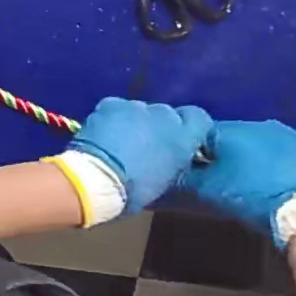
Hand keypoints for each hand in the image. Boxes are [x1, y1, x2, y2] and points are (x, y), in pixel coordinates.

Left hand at [67, 99, 214, 215]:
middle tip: (141, 144)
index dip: (187, 127)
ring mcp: (137, 107)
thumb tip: (167, 157)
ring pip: (139, 110)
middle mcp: (165, 116)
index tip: (176, 139)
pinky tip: (101, 132)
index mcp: (184, 138)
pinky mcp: (111, 104)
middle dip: (156, 126)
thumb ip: (172, 161)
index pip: (198, 119)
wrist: (97, 179)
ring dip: (132, 121)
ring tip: (116, 140)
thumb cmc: (133, 191)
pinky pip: (115, 107)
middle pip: (165, 114)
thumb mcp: (164, 181)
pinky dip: (110, 117)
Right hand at [180, 120, 295, 242]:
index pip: (197, 133)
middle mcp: (257, 124)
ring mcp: (285, 135)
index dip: (189, 153)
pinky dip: (263, 165)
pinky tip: (261, 183)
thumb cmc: (248, 193)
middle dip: (216, 156)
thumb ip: (183, 177)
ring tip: (237, 183)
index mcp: (231, 128)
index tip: (188, 171)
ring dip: (241, 160)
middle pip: (225, 138)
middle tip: (211, 179)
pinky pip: (272, 153)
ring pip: (250, 145)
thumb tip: (170, 172)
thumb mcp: (204, 189)